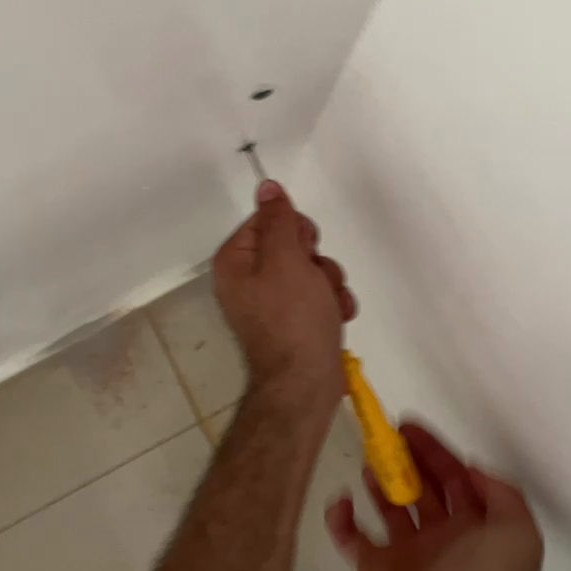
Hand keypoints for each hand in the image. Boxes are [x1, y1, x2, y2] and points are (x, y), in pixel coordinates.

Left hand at [212, 179, 355, 404]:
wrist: (305, 384)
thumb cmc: (292, 319)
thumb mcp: (285, 260)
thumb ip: (278, 220)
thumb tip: (266, 186)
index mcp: (235, 261)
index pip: (268, 220)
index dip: (292, 231)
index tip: (301, 249)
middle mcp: (248, 279)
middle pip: (292, 244)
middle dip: (315, 260)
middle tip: (315, 278)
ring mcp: (272, 302)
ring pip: (312, 269)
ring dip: (328, 284)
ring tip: (327, 306)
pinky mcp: (295, 321)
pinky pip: (319, 295)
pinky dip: (331, 305)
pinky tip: (335, 318)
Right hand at [326, 424, 546, 570]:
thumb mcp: (517, 531)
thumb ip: (502, 493)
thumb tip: (473, 469)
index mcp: (472, 527)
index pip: (453, 478)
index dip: (435, 450)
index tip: (409, 426)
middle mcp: (439, 536)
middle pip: (420, 486)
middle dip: (406, 458)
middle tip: (386, 435)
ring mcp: (405, 552)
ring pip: (388, 506)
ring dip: (379, 480)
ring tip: (369, 459)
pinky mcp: (374, 568)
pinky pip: (351, 539)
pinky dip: (340, 518)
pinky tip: (343, 500)